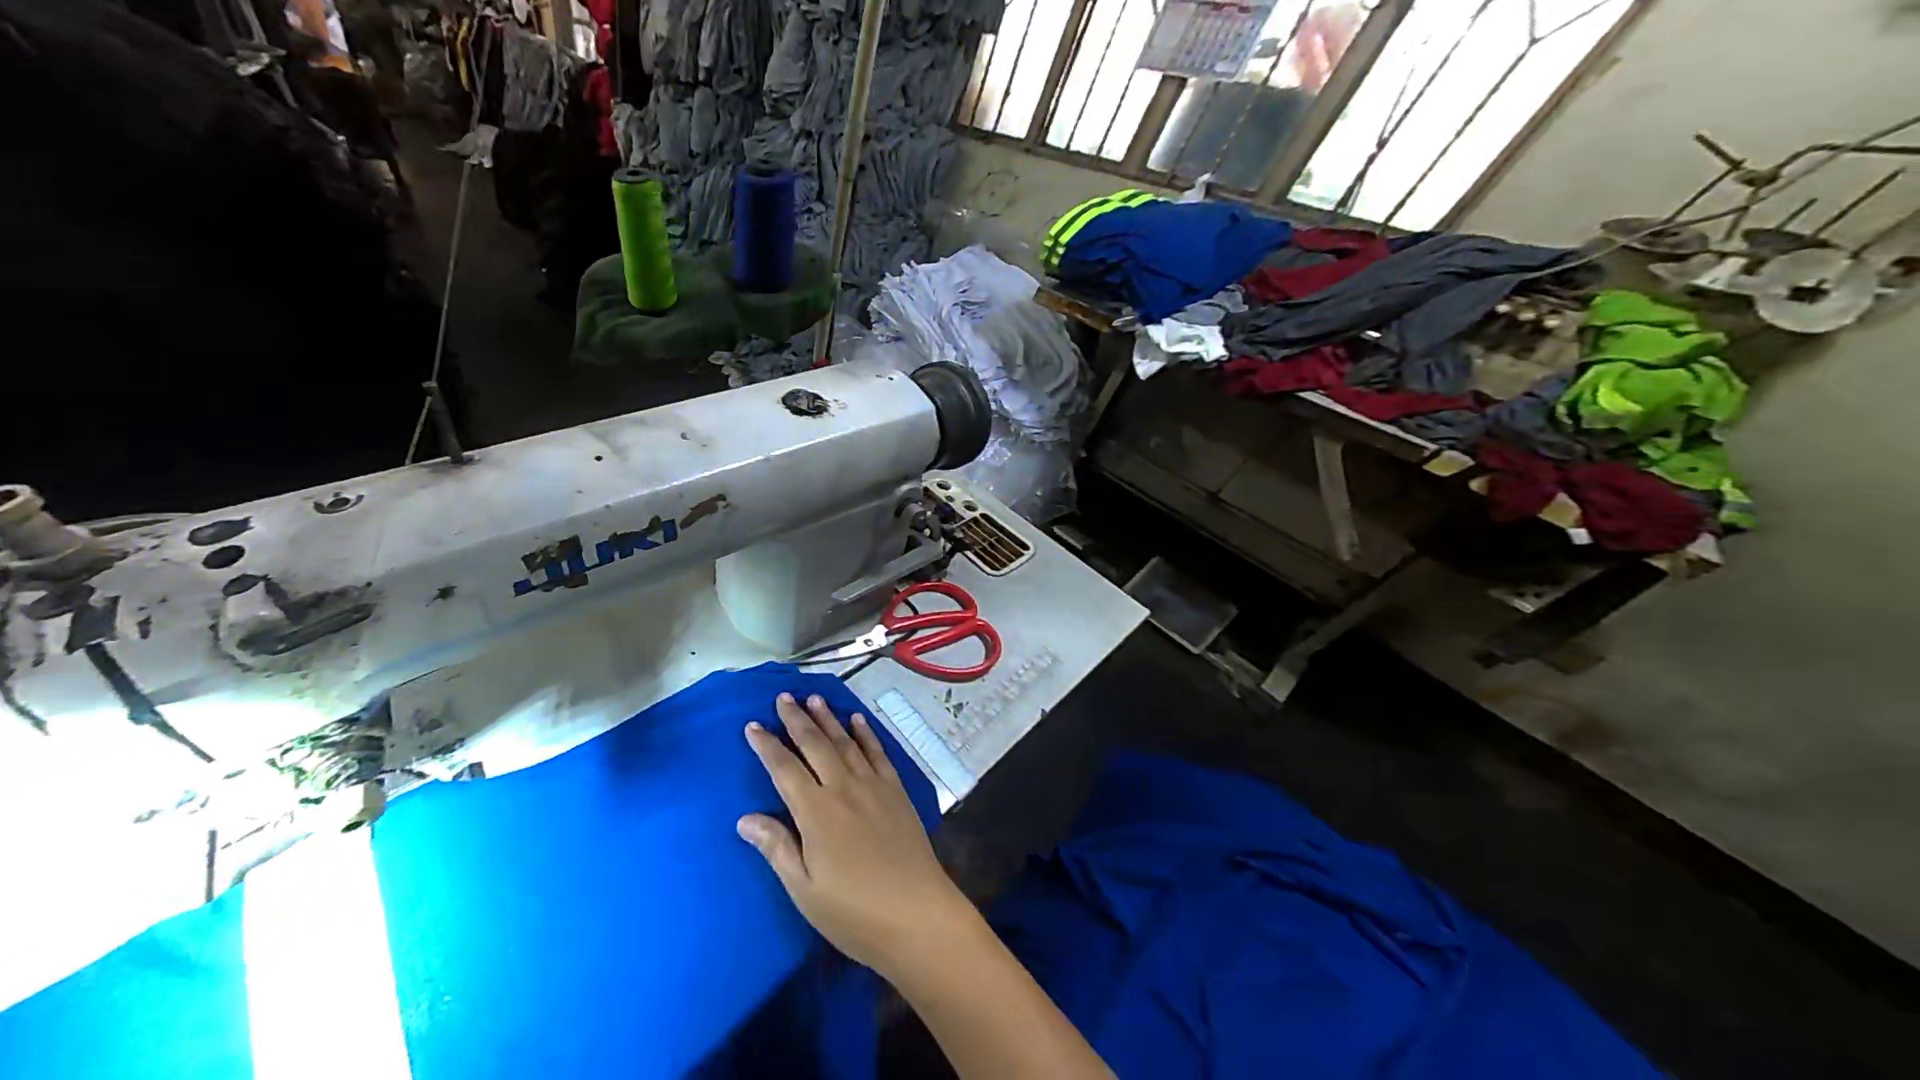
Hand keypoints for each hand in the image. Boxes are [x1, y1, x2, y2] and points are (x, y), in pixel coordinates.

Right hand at [738, 693, 974, 979]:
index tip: (752, 726)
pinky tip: (858, 721)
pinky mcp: (897, 792)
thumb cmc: (854, 912)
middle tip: (783, 697)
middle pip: (816, 745)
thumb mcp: (804, 889)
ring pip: (846, 742)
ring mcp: (874, 787)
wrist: (917, 914)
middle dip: (797, 719)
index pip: (784, 770)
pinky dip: (866, 734)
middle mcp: (844, 789)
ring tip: (814, 698)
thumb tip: (745, 818)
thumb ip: (777, 848)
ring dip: (828, 719)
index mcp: (816, 812)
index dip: (767, 746)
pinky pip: (878, 753)